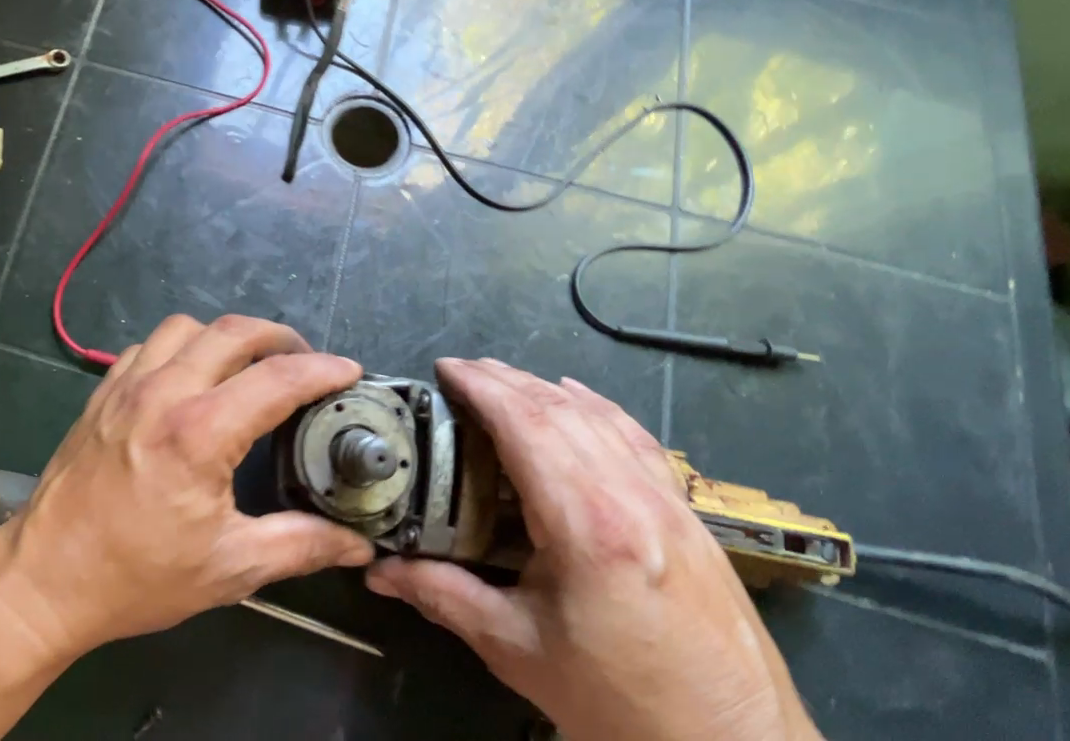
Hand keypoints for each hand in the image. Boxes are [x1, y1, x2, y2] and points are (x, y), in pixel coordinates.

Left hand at [0, 314, 375, 656]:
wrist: (46, 577)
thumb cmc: (139, 576)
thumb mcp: (230, 568)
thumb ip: (301, 545)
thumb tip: (358, 544)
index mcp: (199, 431)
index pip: (277, 378)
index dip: (322, 369)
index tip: (350, 371)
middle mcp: (162, 392)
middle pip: (231, 331)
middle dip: (278, 336)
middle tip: (305, 361)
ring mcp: (125, 386)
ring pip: (184, 328)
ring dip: (225, 336)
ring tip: (248, 365)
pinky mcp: (101, 394)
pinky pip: (147, 347)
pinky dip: (179, 349)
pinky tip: (190, 380)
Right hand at [366, 359, 820, 740]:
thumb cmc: (618, 701)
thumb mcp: (517, 648)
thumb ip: (444, 596)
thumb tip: (379, 571)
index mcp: (589, 525)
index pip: (529, 427)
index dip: (484, 389)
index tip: (446, 369)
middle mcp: (634, 498)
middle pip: (563, 412)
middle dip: (508, 381)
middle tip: (461, 371)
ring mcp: (671, 504)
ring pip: (604, 420)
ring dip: (548, 390)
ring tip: (504, 379)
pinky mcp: (690, 518)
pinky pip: (638, 441)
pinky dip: (599, 408)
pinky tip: (578, 398)